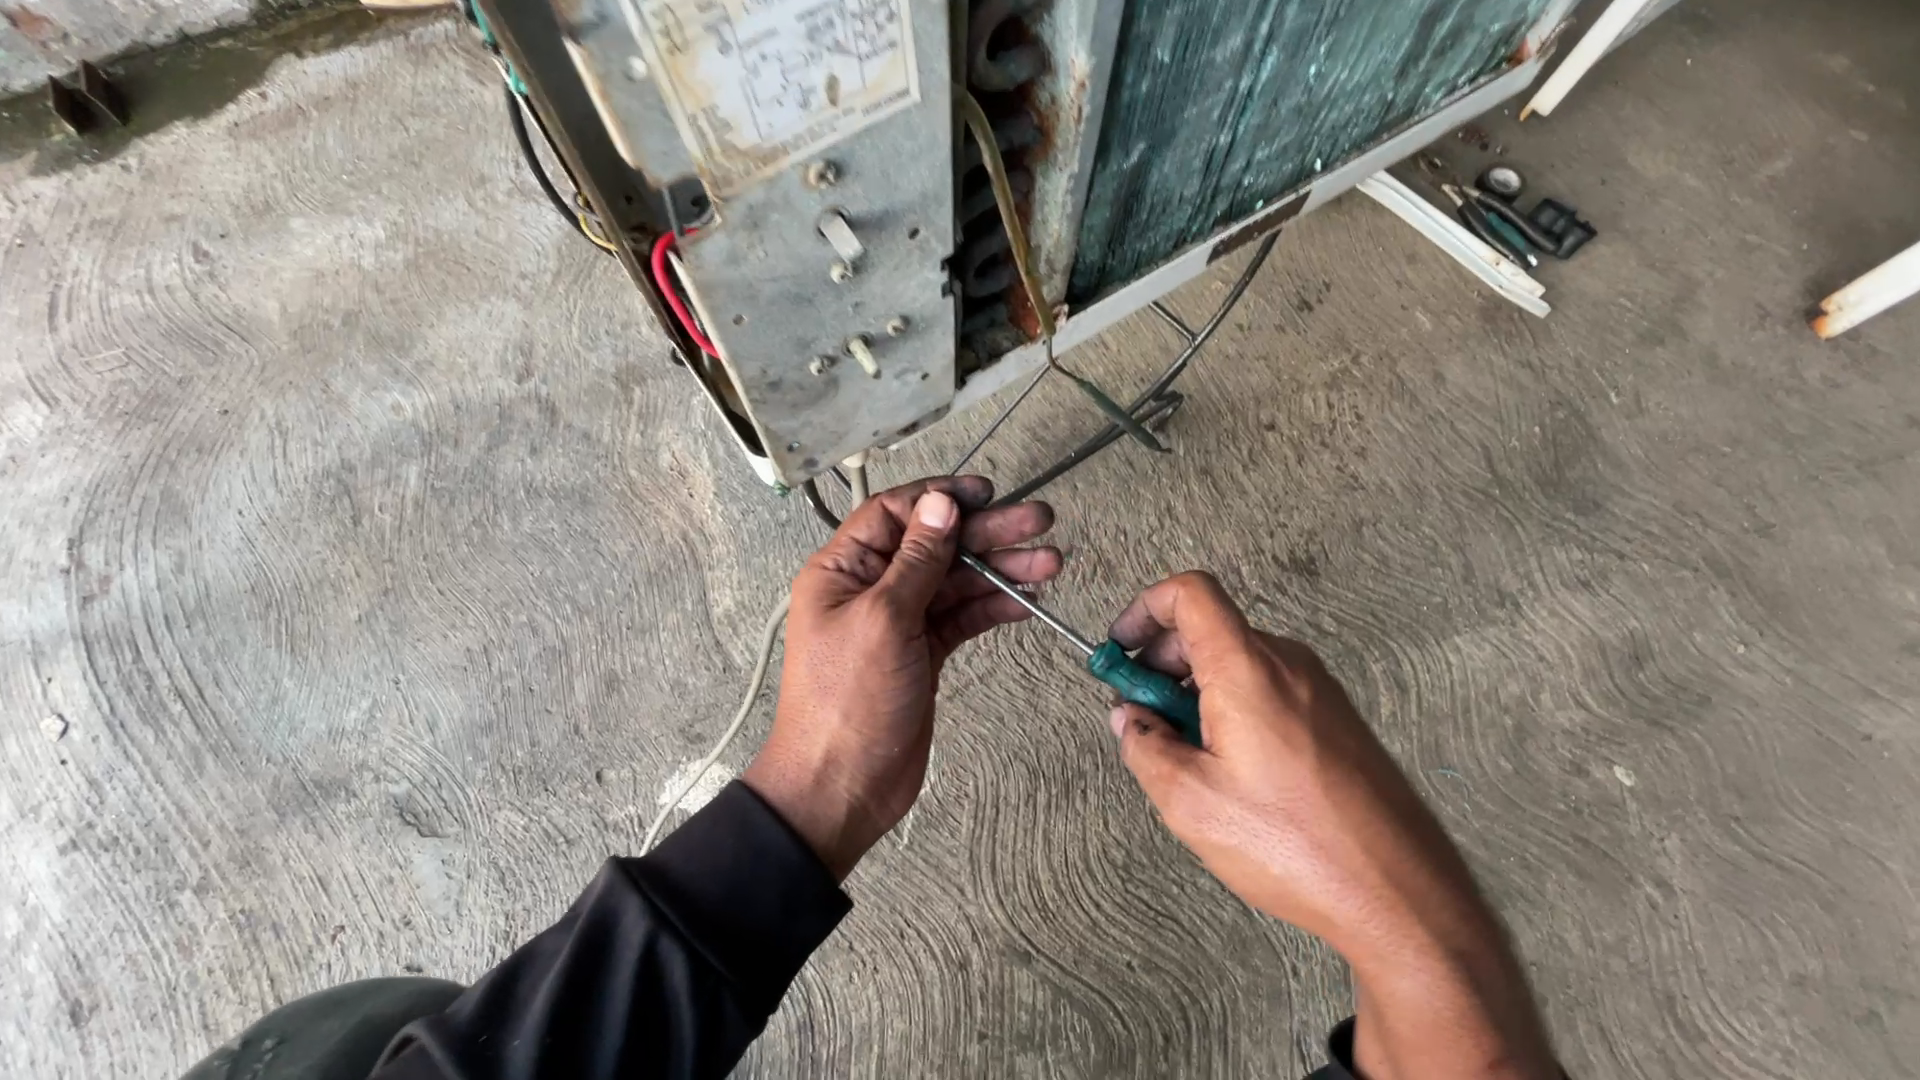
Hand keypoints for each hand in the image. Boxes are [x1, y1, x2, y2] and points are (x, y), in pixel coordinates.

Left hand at [743, 476, 1059, 880]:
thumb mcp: (883, 620)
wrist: (841, 787)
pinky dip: (993, 607)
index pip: (895, 514)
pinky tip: (1026, 602)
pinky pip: (962, 618)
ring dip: (1000, 570)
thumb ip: (916, 560)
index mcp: (843, 569)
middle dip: (986, 532)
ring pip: (955, 582)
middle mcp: (870, 588)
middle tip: (1039, 521)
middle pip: (935, 545)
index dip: (941, 499)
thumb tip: (940, 504)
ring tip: (1049, 562)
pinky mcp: (923, 653)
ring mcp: (899, 622)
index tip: (987, 494)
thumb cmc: (846, 702)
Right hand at [1106, 572, 1555, 1079]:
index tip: (1120, 649)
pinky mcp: (1333, 717)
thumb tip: (1129, 719)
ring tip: (1184, 754)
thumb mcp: (1190, 800)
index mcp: (1247, 668)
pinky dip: (1230, 706)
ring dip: (1193, 690)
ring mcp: (1317, 689)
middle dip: (1160, 662)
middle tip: (1140, 715)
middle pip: (1208, 627)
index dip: (1144, 608)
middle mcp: (1287, 664)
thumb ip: (1143, 746)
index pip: (1190, 593)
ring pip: (1235, 660)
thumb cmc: (1298, 846)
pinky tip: (1227, 767)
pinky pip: (1266, 687)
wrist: (1402, 893)